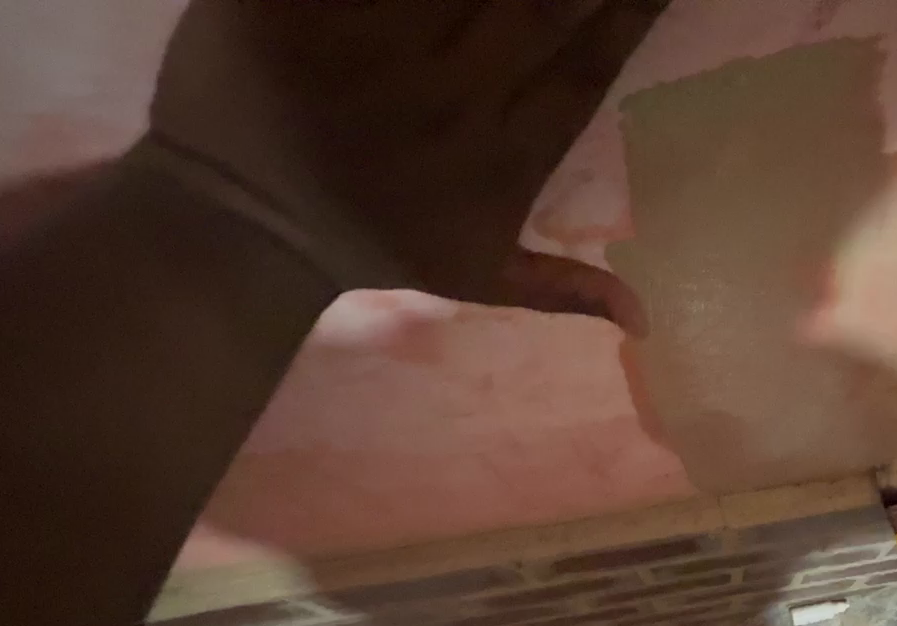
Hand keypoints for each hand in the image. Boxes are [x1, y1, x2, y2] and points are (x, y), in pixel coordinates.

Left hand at [145, 0, 663, 331]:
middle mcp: (460, 94)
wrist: (248, 219)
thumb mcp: (481, 281)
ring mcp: (383, 40)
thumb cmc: (377, 244)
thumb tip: (648, 322)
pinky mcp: (309, 0)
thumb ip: (567, 290)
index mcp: (504, 157)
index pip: (587, 72)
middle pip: (546, 5)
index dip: (632, 15)